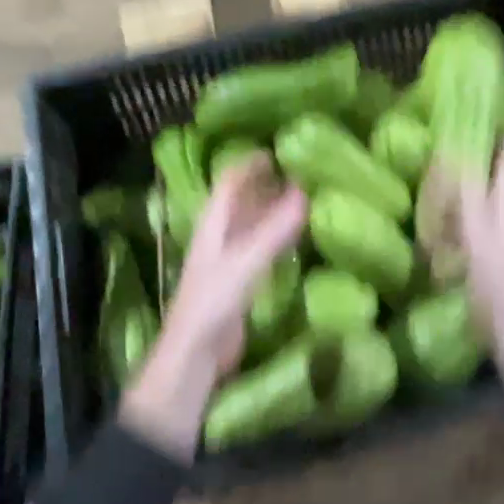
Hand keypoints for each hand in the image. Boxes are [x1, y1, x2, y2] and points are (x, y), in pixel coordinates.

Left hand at [120, 153, 305, 460]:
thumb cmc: (214, 302)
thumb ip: (274, 229)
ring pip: (253, 223)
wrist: (196, 355)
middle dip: (269, 184)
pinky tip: (299, 238)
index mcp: (214, 222)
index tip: (282, 149)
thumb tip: (304, 190)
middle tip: (304, 171)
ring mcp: (229, 258)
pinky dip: (279, 237)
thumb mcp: (246, 261)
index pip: (232, 180)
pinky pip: (261, 248)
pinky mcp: (239, 281)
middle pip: (244, 199)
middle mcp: (220, 234)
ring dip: (275, 210)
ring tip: (308, 197)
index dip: (252, 163)